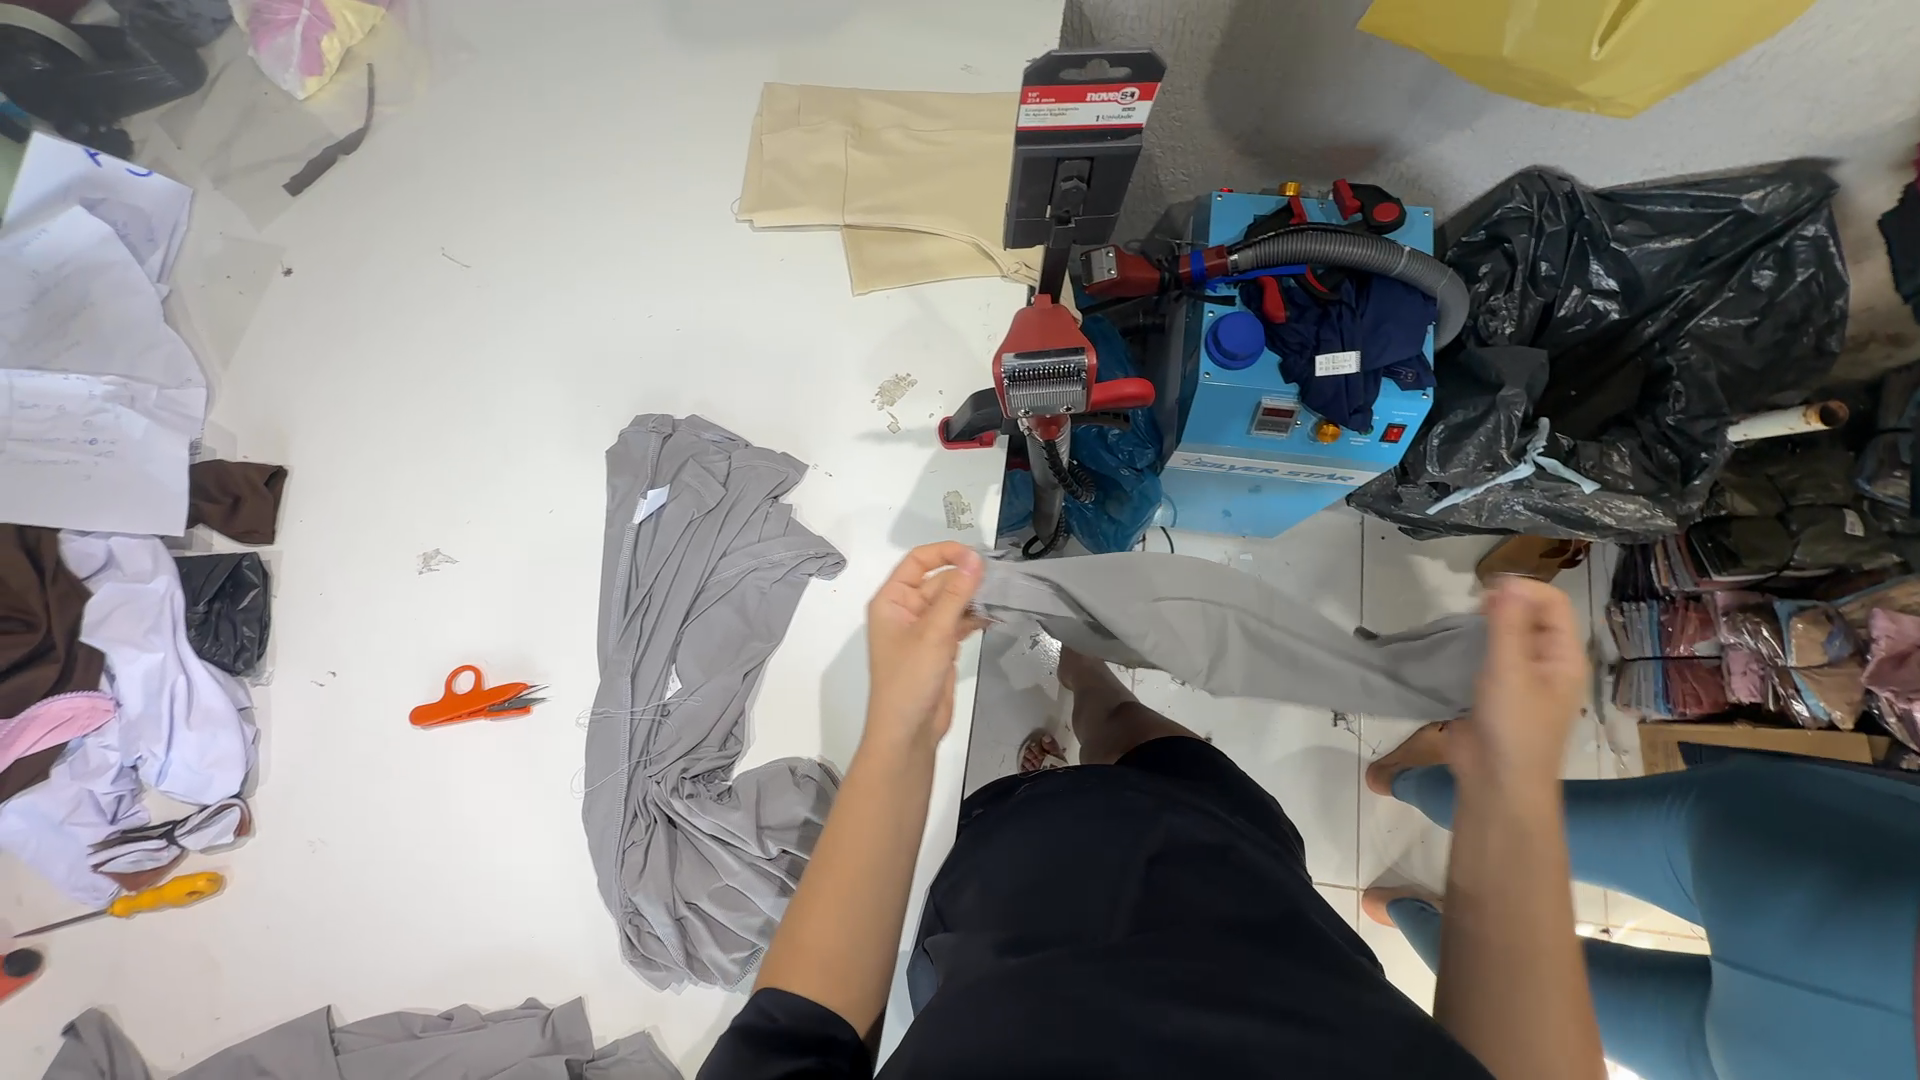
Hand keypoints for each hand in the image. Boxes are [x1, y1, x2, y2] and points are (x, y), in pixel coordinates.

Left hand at [864, 543, 986, 750]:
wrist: (908, 731)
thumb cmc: (910, 679)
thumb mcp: (934, 632)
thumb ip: (956, 593)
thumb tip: (975, 559)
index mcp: (892, 600)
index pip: (918, 561)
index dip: (945, 553)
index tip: (976, 556)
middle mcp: (905, 609)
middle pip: (938, 580)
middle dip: (965, 578)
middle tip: (999, 579)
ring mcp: (923, 629)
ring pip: (951, 601)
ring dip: (973, 598)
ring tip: (1001, 596)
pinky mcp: (938, 646)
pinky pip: (958, 621)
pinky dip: (974, 617)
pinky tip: (994, 616)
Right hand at [1453, 576, 1590, 791]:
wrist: (1498, 779)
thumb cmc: (1512, 726)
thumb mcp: (1508, 670)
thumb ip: (1506, 625)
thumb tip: (1506, 583)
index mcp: (1564, 656)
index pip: (1553, 604)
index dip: (1522, 590)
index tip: (1482, 591)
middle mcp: (1550, 662)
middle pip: (1534, 616)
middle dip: (1506, 603)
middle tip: (1471, 606)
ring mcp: (1526, 678)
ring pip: (1514, 635)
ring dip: (1492, 623)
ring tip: (1466, 623)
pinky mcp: (1501, 691)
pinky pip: (1495, 655)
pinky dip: (1480, 644)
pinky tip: (1462, 648)